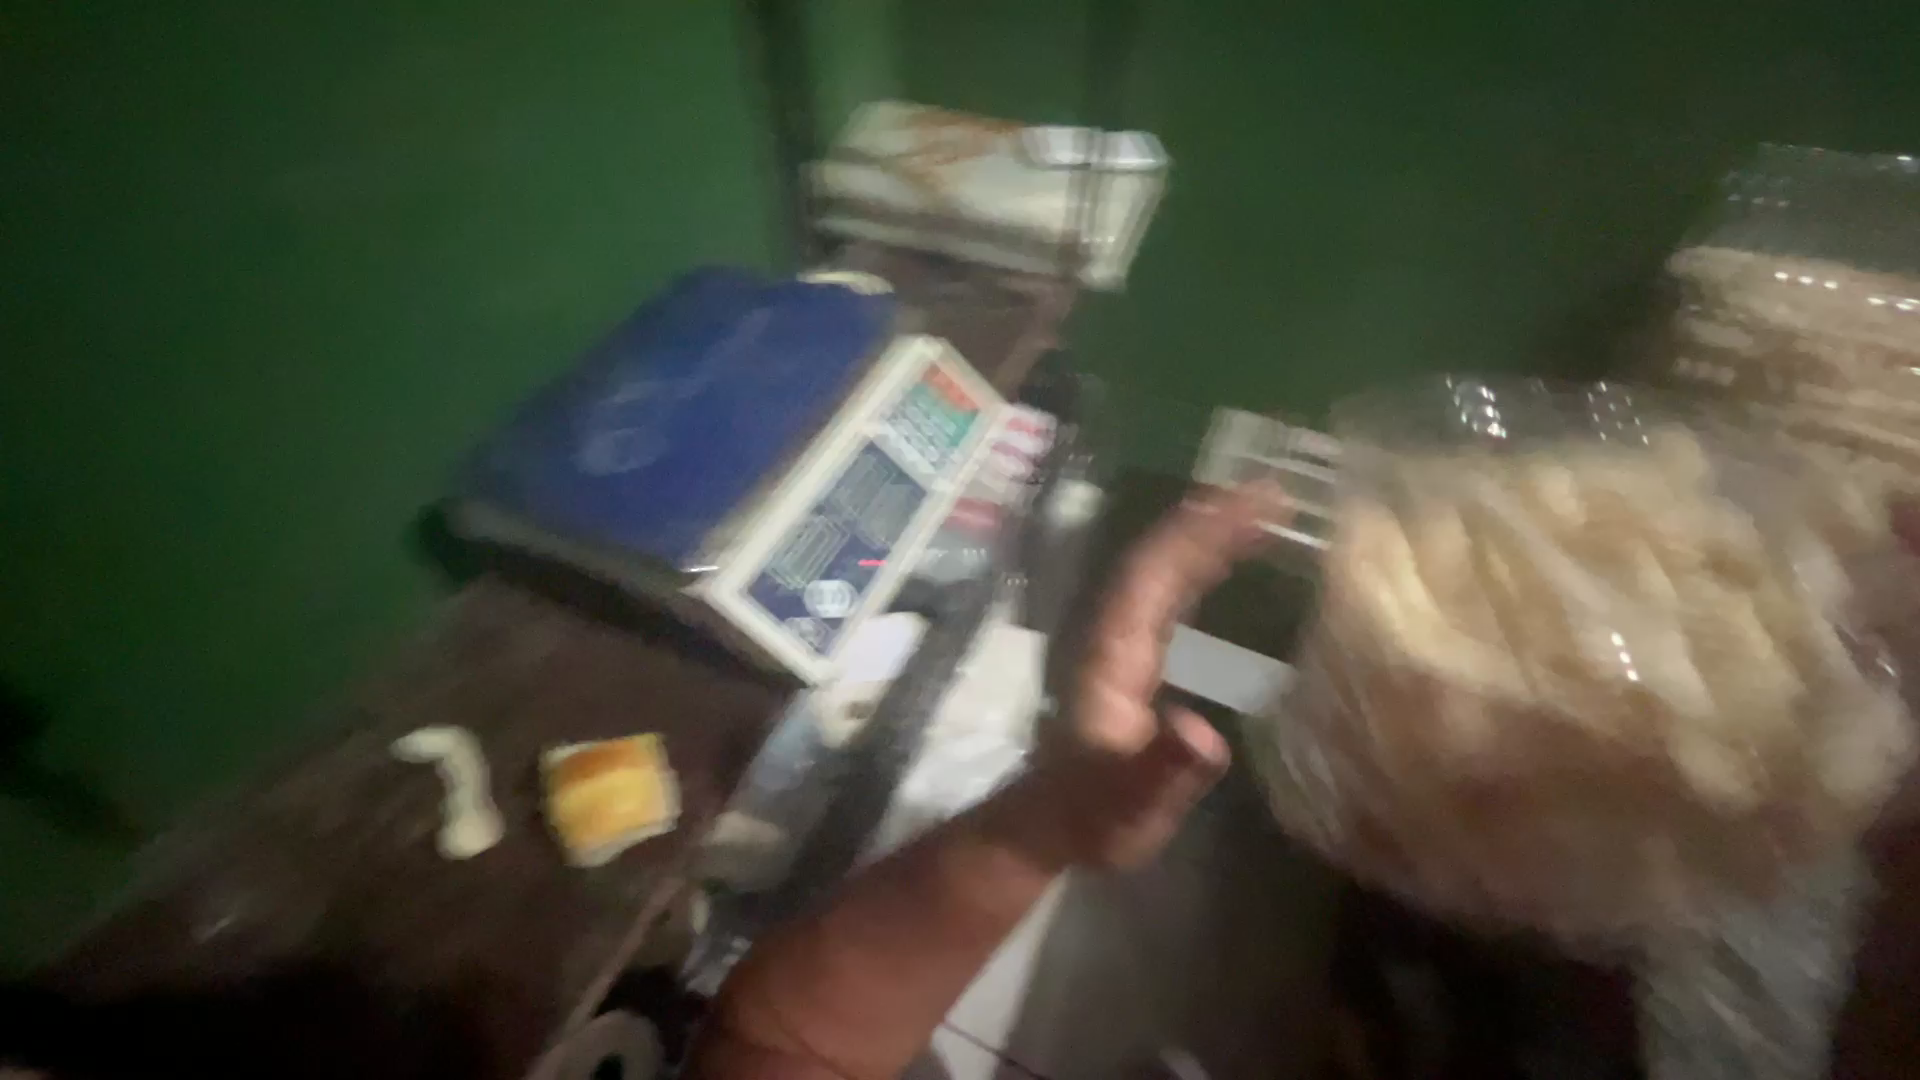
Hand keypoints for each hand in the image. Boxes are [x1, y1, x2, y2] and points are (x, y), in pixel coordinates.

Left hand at [999, 484, 1283, 869]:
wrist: (1057, 822)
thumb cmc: (1093, 814)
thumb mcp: (1129, 803)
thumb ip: (1161, 771)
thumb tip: (1200, 734)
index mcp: (1111, 650)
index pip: (1154, 573)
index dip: (1199, 532)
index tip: (1252, 501)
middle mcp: (1112, 631)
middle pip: (1159, 558)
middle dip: (1210, 520)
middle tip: (1274, 492)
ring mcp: (1120, 639)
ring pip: (1162, 570)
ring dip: (1206, 535)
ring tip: (1262, 510)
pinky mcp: (1132, 654)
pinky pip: (1170, 593)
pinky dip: (1200, 565)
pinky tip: (1229, 560)